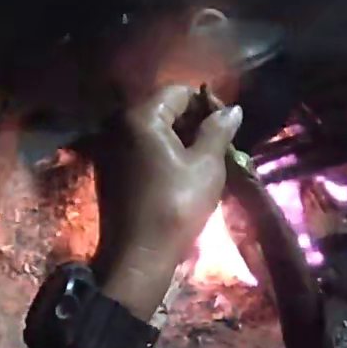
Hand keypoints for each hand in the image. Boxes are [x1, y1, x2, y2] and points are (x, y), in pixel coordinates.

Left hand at [92, 84, 241, 317]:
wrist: (141, 255)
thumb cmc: (177, 205)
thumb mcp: (206, 165)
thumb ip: (218, 131)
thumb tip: (233, 109)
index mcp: (141, 118)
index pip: (179, 92)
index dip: (207, 104)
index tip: (228, 127)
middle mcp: (120, 126)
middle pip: (165, 110)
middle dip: (195, 123)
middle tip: (221, 146)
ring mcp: (113, 149)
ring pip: (156, 132)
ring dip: (183, 141)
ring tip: (208, 162)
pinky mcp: (114, 172)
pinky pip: (145, 151)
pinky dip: (167, 155)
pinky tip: (186, 175)